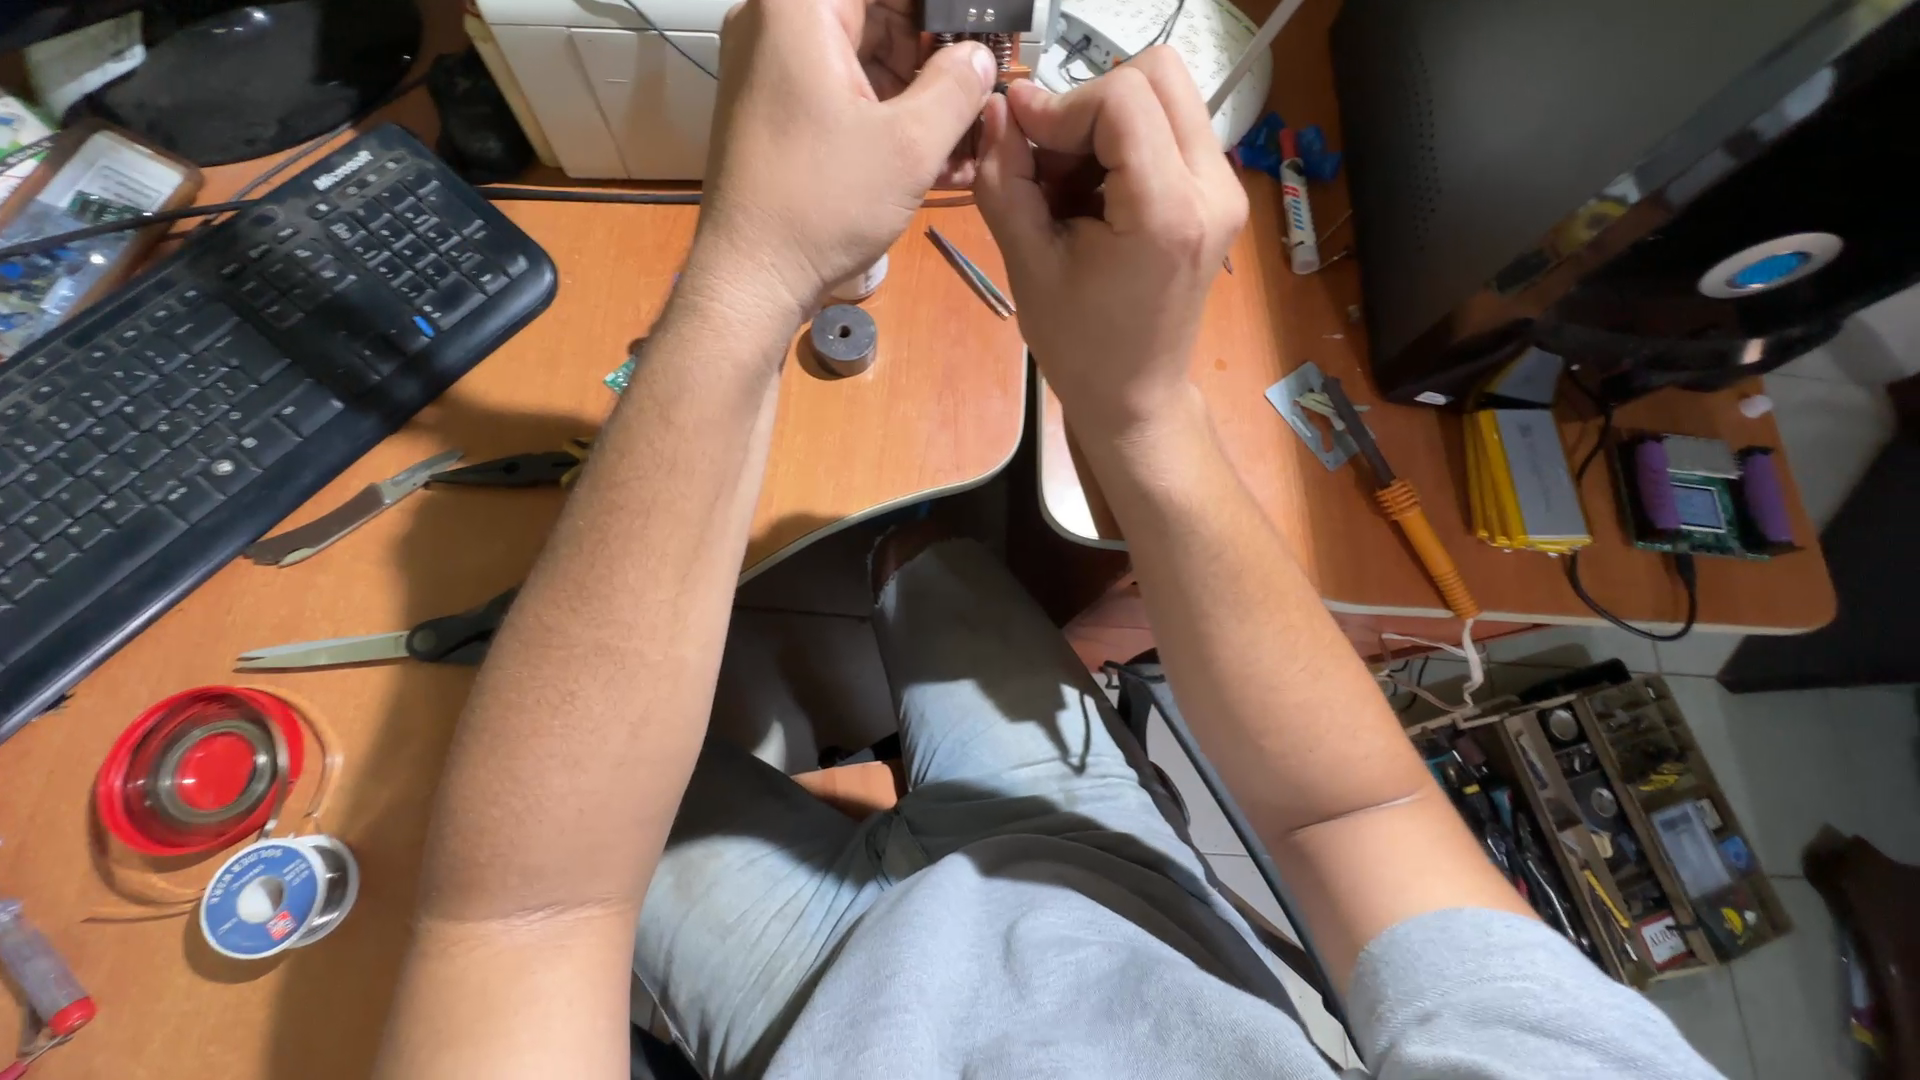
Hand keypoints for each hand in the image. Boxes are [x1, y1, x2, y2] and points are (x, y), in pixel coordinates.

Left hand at [688, 0, 997, 321]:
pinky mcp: (778, 116)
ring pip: (862, 60)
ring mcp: (772, 73)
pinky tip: (932, 155)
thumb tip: (979, 57)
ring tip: (964, 137)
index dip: (939, 11)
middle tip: (977, 91)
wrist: (753, 277)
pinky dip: (886, 119)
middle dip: (933, 53)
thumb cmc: (822, 207)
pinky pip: (843, 98)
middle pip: (875, 14)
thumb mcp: (909, 146)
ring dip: (917, 95)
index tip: (977, 37)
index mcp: (800, 7)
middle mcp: (776, 25)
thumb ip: (956, 87)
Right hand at [975, 49, 1247, 441]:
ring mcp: (1224, 189)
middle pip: (1156, 74)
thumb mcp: (1028, 267)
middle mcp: (1213, 187)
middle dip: (1089, 104)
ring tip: (1070, 187)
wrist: (1134, 397)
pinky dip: (1126, 144)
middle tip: (1051, 160)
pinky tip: (1095, 197)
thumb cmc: (1079, 348)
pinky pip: (1172, 130)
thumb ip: (1005, 180)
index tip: (1021, 140)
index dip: (1060, 106)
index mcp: (1167, 212)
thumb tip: (999, 110)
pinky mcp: (1218, 196)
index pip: (1122, 97)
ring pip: (1166, 95)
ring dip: (1106, 123)